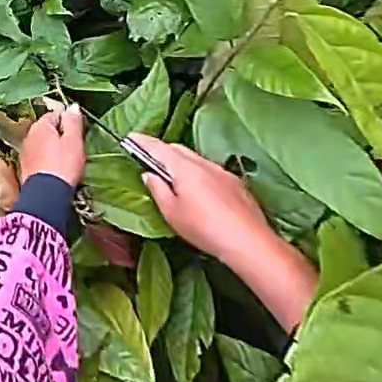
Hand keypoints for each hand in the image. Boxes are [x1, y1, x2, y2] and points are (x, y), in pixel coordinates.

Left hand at [19, 103, 85, 187]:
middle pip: (47, 129)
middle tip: (74, 148)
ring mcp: (25, 151)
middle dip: (60, 135)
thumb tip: (73, 106)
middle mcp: (29, 135)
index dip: (68, 122)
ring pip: (42, 143)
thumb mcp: (74, 140)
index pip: (55, 115)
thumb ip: (73, 121)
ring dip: (53, 148)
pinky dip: (47, 159)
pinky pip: (38, 156)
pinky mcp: (25, 166)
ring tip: (66, 160)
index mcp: (40, 126)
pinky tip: (55, 168)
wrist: (46, 193)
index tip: (78, 134)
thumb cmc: (63, 164)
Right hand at [128, 135, 275, 266]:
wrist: (251, 244)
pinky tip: (198, 189)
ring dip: (181, 162)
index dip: (142, 141)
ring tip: (173, 175)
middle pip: (178, 149)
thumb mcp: (171, 212)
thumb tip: (149, 174)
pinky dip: (198, 172)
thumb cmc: (204, 228)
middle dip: (162, 149)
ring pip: (196, 159)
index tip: (131, 137)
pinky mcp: (237, 185)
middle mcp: (204, 164)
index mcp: (184, 168)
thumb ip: (157, 189)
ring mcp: (223, 173)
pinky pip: (210, 170)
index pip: (158, 147)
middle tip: (148, 157)